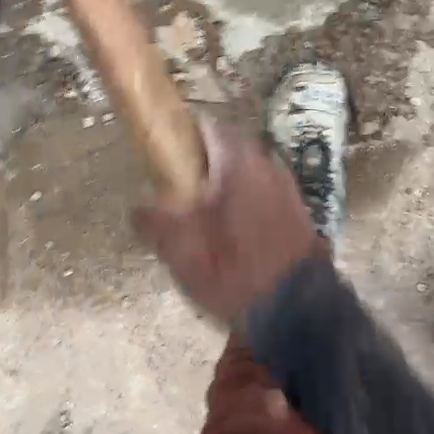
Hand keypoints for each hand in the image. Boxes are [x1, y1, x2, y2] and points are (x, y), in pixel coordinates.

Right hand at [134, 120, 321, 327]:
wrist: (297, 307)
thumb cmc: (235, 272)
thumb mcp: (183, 253)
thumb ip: (156, 224)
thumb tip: (135, 209)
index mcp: (237, 162)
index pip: (209, 126)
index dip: (185, 133)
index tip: (166, 148)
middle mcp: (266, 163)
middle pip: (230, 147)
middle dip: (205, 161)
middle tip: (180, 184)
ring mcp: (286, 185)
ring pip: (249, 170)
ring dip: (228, 182)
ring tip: (205, 211)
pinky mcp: (298, 209)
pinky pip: (264, 190)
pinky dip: (247, 199)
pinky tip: (235, 228)